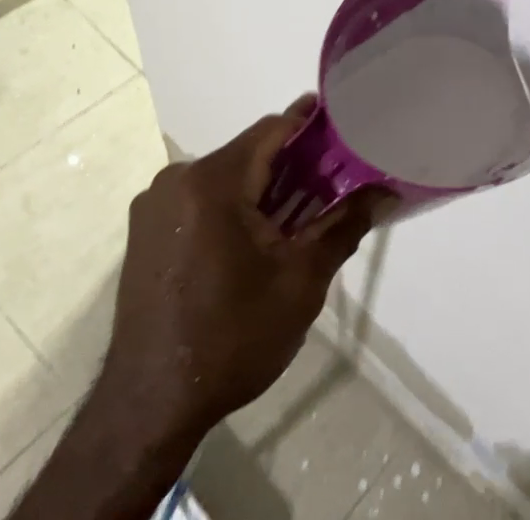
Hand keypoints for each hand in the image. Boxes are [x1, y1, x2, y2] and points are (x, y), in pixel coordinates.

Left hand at [97, 96, 379, 444]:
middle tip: (337, 187)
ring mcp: (153, 208)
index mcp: (211, 182)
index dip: (313, 127)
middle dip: (294, 167)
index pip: (272, 130)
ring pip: (225, 180)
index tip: (349, 130)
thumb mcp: (301, 281)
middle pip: (248, 155)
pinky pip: (201, 203)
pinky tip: (259, 242)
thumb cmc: (233, 336)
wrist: (153, 402)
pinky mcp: (145, 234)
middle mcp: (175, 181)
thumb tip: (384, 192)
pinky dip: (234, 210)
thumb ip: (344, 225)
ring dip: (264, 192)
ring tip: (303, 220)